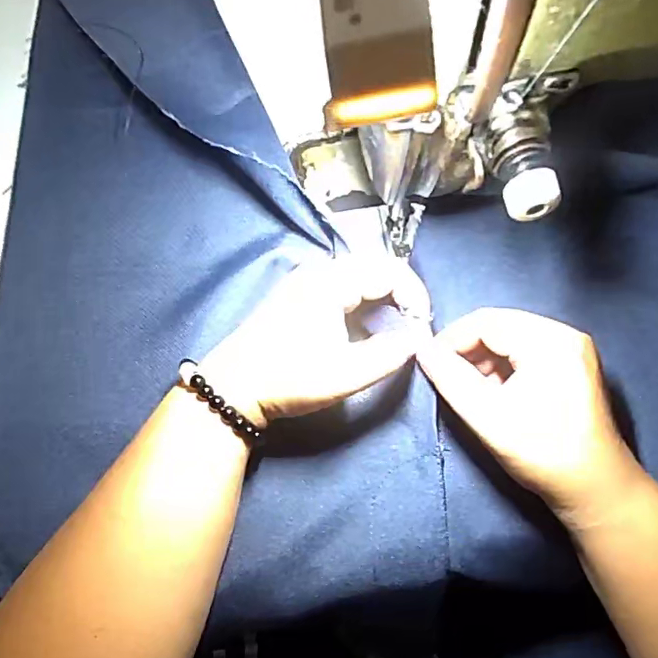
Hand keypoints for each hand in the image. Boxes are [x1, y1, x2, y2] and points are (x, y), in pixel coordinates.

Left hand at [197, 254, 430, 429]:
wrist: (232, 389)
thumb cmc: (288, 380)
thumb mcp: (347, 374)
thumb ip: (390, 355)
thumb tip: (417, 339)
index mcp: (331, 281)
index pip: (391, 271)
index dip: (416, 297)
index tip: (424, 328)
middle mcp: (318, 271)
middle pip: (376, 268)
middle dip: (403, 297)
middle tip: (414, 330)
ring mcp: (305, 282)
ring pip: (360, 278)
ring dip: (384, 301)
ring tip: (394, 333)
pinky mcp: (298, 297)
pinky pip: (343, 289)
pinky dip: (363, 305)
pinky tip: (365, 332)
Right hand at [417, 308, 644, 527]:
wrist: (594, 487)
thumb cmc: (542, 452)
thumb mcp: (487, 416)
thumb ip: (451, 379)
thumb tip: (424, 351)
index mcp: (550, 341)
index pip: (486, 321)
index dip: (450, 340)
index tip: (428, 364)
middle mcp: (566, 336)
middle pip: (501, 327)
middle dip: (468, 351)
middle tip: (447, 380)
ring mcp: (574, 351)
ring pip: (513, 340)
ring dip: (485, 361)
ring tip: (472, 394)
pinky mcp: (575, 368)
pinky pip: (529, 354)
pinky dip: (506, 370)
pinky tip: (496, 397)